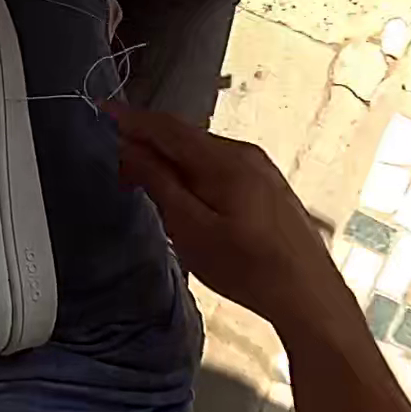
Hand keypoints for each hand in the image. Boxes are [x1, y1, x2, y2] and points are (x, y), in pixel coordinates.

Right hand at [108, 104, 356, 342]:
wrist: (311, 300)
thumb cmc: (245, 267)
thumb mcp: (190, 227)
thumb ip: (157, 181)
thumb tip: (126, 146)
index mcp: (224, 160)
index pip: (166, 127)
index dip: (130, 118)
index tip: (99, 110)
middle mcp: (243, 152)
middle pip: (182, 134)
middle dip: (143, 138)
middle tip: (110, 154)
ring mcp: (258, 167)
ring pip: (198, 148)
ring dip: (164, 153)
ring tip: (135, 172)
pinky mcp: (265, 184)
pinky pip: (214, 161)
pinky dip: (185, 164)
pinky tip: (175, 184)